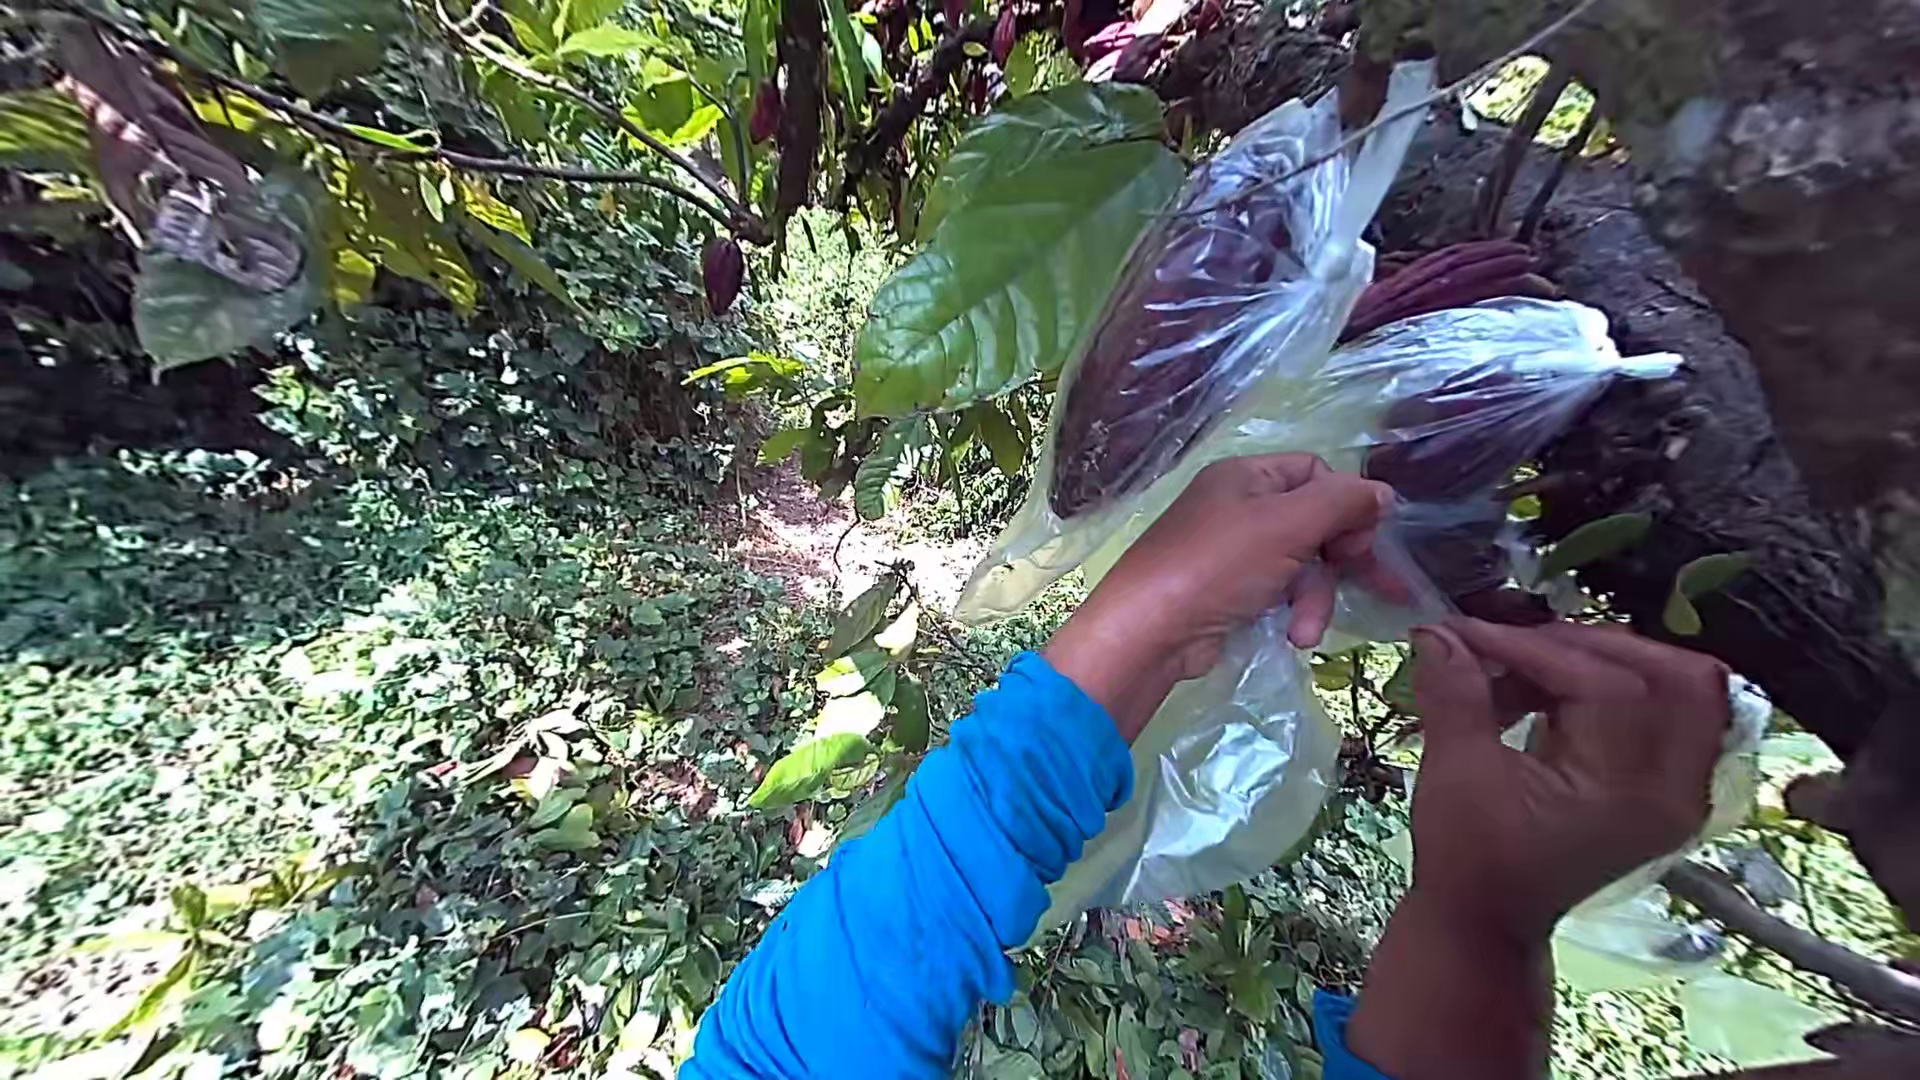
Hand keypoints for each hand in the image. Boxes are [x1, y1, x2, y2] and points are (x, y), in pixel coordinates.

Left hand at [1044, 453, 1395, 738]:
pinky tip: (1294, 636)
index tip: (1362, 539)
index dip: (1347, 502)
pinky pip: (1279, 590)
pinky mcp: (1229, 589)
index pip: (1315, 472)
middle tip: (1377, 585)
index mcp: (1244, 476)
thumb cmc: (1216, 566)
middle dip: (1341, 558)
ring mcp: (1231, 551)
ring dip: (1315, 597)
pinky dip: (1292, 611)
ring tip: (1306, 630)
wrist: (1150, 630)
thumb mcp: (1285, 524)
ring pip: (1302, 562)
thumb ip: (1341, 501)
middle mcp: (1236, 507)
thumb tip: (1380, 492)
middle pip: (1314, 520)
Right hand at [1407, 619, 1730, 938]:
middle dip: (1583, 642)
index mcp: (1631, 793)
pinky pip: (1649, 706)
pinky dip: (1588, 680)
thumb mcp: (1453, 769)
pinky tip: (1527, 688)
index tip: (1461, 632)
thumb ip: (1453, 696)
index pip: (1608, 687)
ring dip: (1588, 657)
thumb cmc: (1467, 848)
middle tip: (1506, 640)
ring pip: (1671, 687)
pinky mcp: (1652, 779)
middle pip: (1675, 678)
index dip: (1530, 647)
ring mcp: (1674, 784)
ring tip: (1511, 663)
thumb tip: (1435, 632)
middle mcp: (1676, 787)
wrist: (1485, 908)